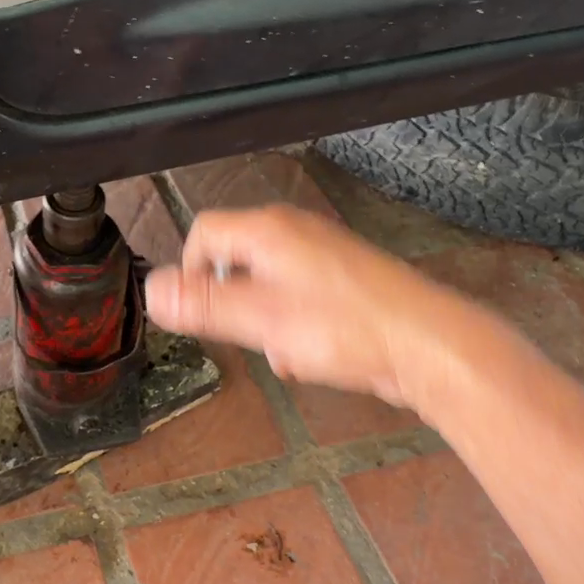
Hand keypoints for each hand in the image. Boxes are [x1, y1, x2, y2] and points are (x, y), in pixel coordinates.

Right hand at [145, 204, 462, 405]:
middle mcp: (295, 230)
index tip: (197, 313)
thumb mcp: (261, 320)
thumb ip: (202, 304)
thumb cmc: (342, 329)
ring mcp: (325, 251)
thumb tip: (150, 289)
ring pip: (268, 282)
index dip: (190, 272)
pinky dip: (296, 322)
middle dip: (234, 304)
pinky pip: (301, 293)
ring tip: (288, 353)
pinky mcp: (350, 276)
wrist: (434, 347)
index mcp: (267, 229)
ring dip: (266, 319)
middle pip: (236, 258)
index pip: (203, 233)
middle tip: (249, 338)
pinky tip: (317, 354)